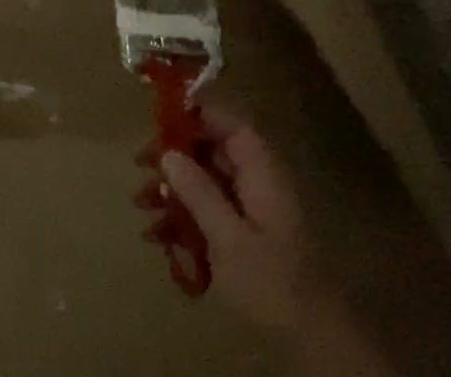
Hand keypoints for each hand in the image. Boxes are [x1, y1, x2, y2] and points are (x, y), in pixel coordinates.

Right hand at [160, 103, 324, 330]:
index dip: (201, 113)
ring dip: (170, 190)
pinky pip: (205, 210)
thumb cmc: (272, 282)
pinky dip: (180, 217)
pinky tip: (157, 237)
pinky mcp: (242, 233)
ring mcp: (251, 210)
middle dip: (172, 156)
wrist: (312, 338)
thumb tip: (168, 152)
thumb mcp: (228, 238)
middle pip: (212, 151)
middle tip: (138, 163)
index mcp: (263, 179)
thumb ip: (199, 192)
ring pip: (203, 181)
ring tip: (140, 206)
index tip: (160, 114)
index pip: (235, 127)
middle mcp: (258, 186)